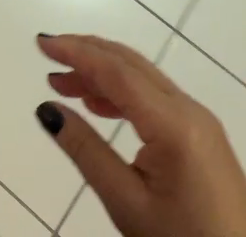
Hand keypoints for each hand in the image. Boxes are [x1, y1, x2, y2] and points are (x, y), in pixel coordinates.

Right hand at [36, 34, 245, 236]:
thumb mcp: (127, 202)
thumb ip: (85, 150)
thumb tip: (47, 108)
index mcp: (173, 124)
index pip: (116, 71)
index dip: (76, 52)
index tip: (41, 42)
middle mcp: (190, 113)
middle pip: (131, 65)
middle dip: (86, 54)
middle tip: (47, 54)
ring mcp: (201, 125)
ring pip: (143, 79)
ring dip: (101, 73)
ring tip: (63, 85)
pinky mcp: (204, 139)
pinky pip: (156, 98)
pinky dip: (122, 91)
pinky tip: (99, 107)